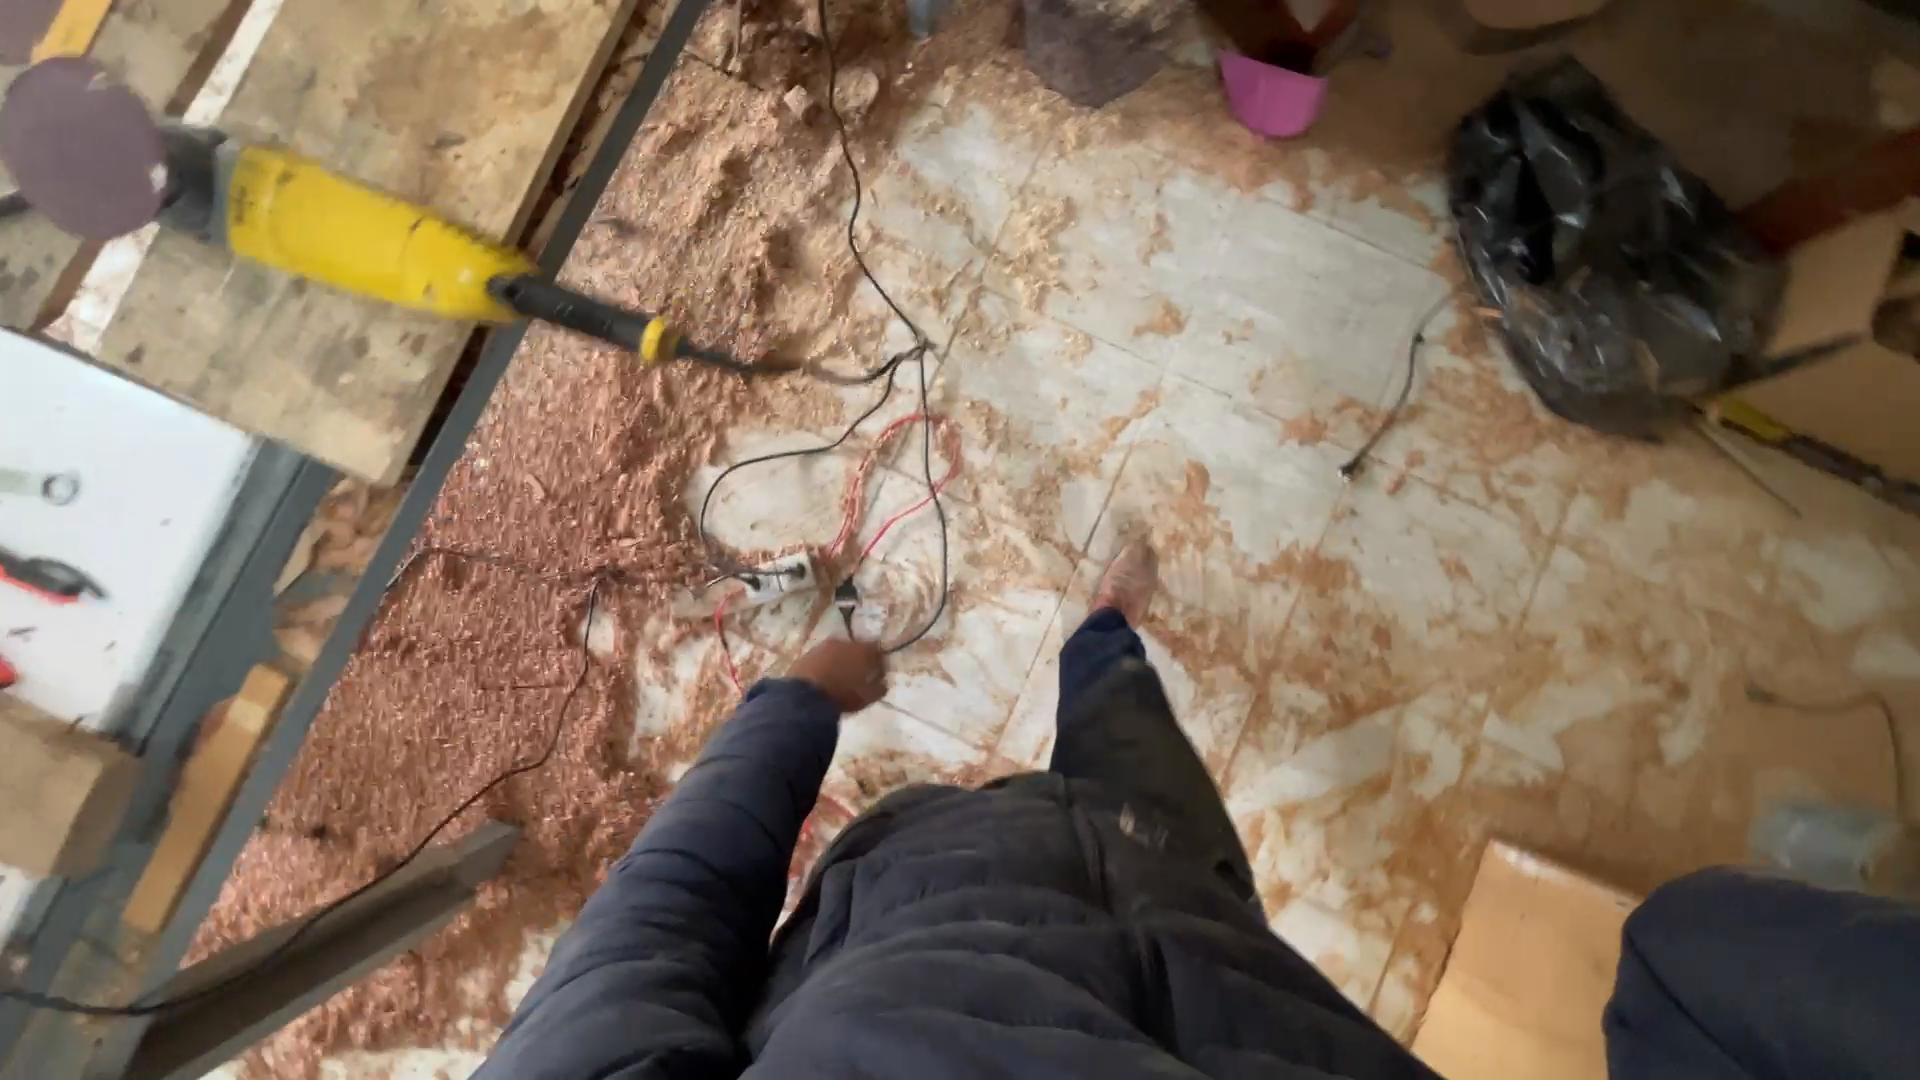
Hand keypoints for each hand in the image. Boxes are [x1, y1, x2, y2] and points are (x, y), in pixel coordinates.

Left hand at [788, 639, 886, 713]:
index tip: (878, 673)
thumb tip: (883, 683)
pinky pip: (821, 658)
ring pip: (836, 652)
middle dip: (857, 660)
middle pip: (855, 648)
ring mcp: (822, 646)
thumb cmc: (842, 695)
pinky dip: (824, 665)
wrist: (804, 696)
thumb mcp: (867, 698)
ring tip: (838, 678)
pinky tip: (822, 679)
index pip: (876, 649)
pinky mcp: (806, 654)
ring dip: (839, 661)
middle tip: (857, 676)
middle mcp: (843, 642)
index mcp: (862, 650)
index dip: (878, 661)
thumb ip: (879, 688)